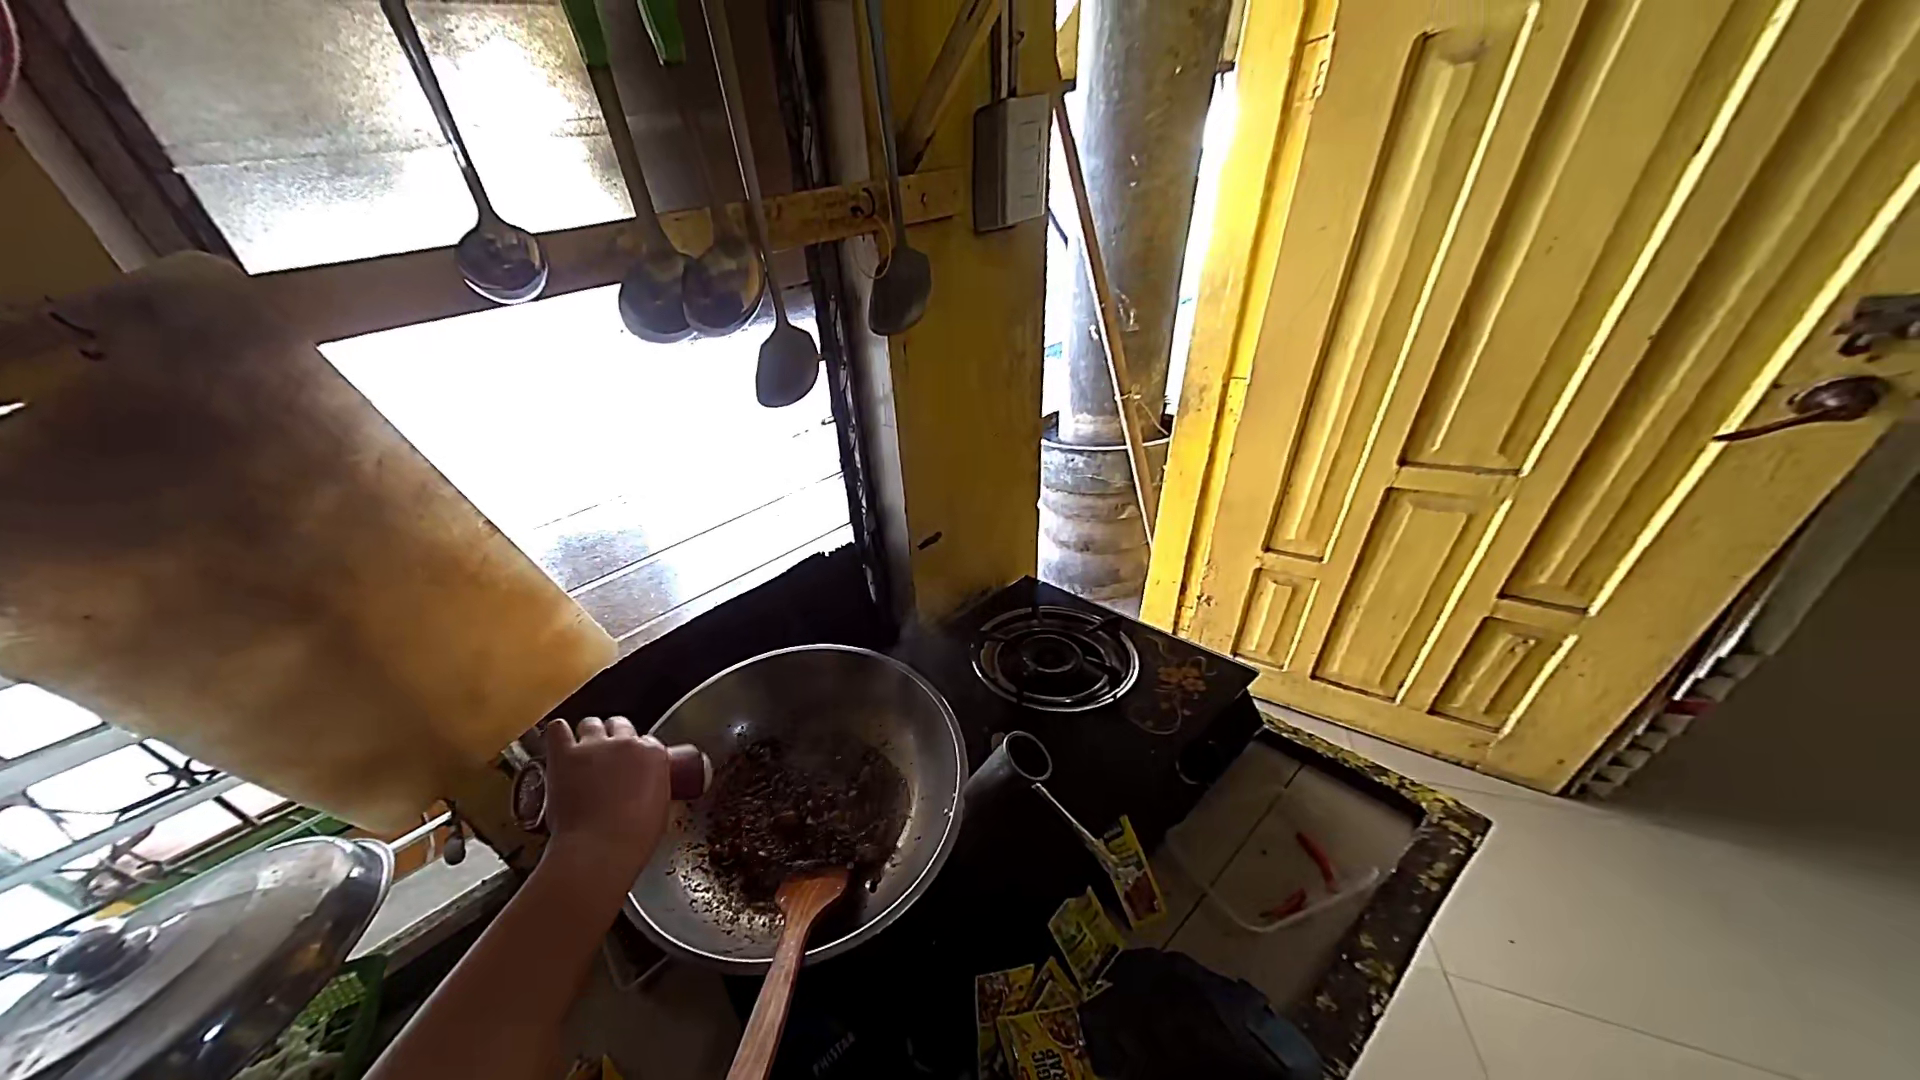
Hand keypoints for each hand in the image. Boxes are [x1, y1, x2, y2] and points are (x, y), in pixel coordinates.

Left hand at [540, 717, 670, 885]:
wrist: (601, 848)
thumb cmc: (632, 836)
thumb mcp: (660, 806)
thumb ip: (654, 787)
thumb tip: (645, 790)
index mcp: (653, 754)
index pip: (647, 740)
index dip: (637, 751)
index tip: (631, 763)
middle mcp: (625, 743)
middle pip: (620, 724)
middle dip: (614, 735)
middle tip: (608, 753)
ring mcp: (594, 747)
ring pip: (591, 723)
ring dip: (588, 733)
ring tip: (583, 748)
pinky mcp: (564, 756)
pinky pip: (557, 730)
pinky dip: (558, 732)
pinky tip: (559, 739)